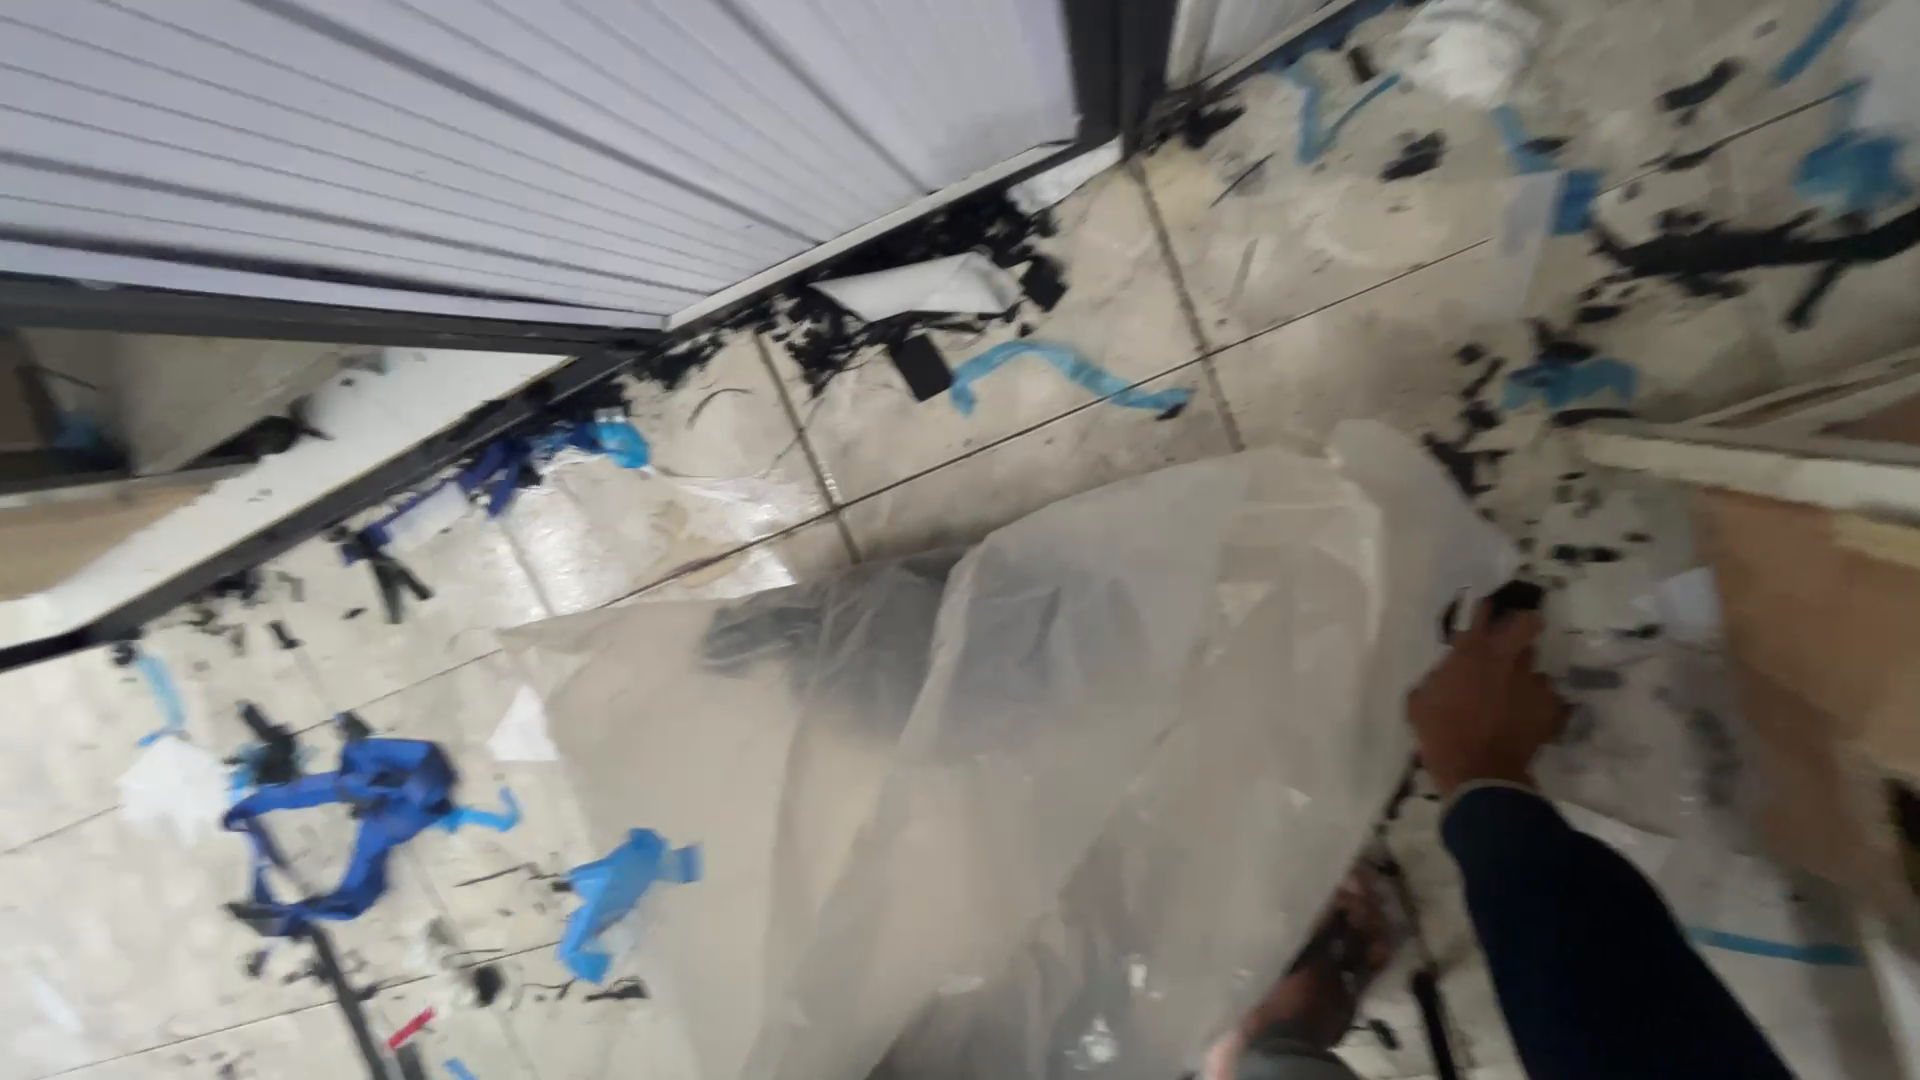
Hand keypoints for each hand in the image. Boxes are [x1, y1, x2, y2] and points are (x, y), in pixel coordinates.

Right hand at [1407, 598, 1563, 796]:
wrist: (1477, 769)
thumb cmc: (1438, 731)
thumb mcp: (1420, 698)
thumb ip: (1438, 677)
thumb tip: (1449, 672)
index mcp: (1469, 654)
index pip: (1481, 615)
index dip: (1484, 609)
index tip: (1487, 607)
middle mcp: (1505, 660)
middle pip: (1527, 623)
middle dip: (1522, 623)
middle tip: (1513, 634)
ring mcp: (1532, 682)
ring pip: (1533, 665)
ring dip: (1521, 673)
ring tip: (1511, 692)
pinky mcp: (1551, 707)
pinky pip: (1545, 696)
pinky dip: (1534, 702)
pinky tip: (1523, 716)